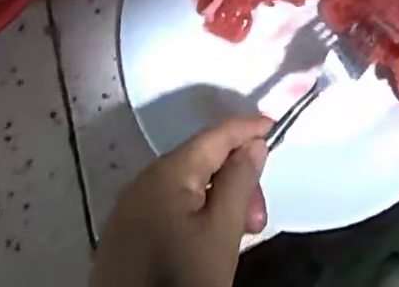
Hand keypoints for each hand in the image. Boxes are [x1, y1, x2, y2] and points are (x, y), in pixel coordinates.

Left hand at [91, 115, 271, 286]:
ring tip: (241, 233)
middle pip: (201, 160)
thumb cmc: (181, 282)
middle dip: (236, 178)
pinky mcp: (124, 239)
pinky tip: (208, 240)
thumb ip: (240, 181)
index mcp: (165, 172)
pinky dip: (195, 215)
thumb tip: (253, 144)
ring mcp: (128, 212)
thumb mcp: (222, 233)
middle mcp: (142, 182)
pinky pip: (168, 208)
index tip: (275, 126)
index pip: (215, 135)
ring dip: (219, 199)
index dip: (248, 128)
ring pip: (186, 186)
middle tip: (258, 216)